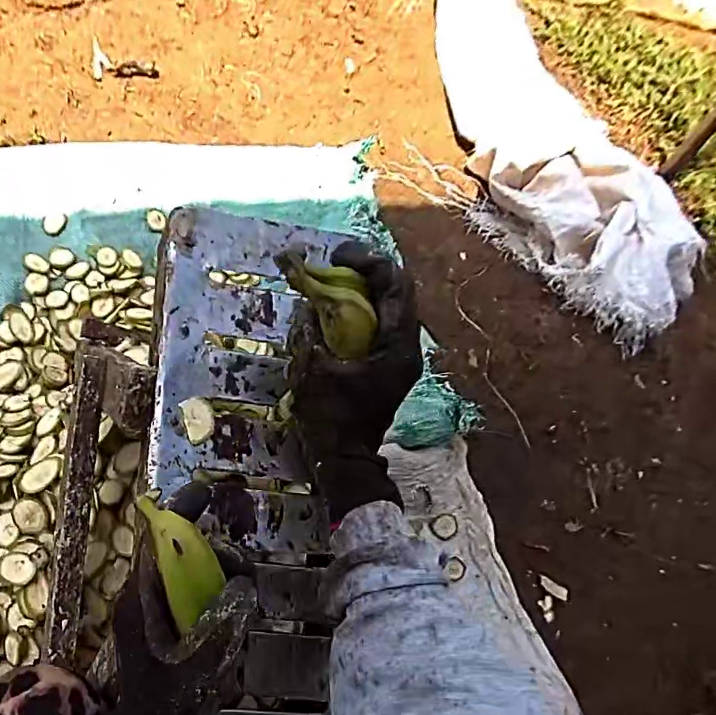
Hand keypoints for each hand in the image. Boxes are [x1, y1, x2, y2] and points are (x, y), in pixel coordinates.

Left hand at [79, 482, 257, 714]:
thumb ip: (225, 622)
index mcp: (141, 597)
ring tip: (240, 597)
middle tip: (244, 573)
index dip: (179, 511)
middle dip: (210, 551)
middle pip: (173, 553)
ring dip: (212, 574)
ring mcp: (146, 611)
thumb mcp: (202, 664)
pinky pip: (183, 594)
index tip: (206, 491)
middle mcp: (139, 597)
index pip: (157, 539)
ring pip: (180, 573)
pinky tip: (227, 615)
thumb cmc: (166, 704)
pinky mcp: (155, 625)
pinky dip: (207, 593)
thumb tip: (244, 584)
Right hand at [286, 242, 423, 522]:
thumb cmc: (329, 419)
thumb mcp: (312, 374)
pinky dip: (360, 313)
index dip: (368, 263)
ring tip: (334, 283)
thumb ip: (309, 337)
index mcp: (397, 346)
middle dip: (366, 273)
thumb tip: (308, 306)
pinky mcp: (389, 368)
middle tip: (335, 263)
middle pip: (397, 293)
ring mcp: (400, 359)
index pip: (395, 287)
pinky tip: (337, 313)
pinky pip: (379, 327)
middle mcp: (408, 348)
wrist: (344, 459)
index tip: (337, 255)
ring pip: (390, 309)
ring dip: (364, 292)